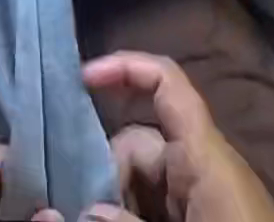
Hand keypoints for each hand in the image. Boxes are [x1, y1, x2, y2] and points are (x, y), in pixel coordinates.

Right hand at [80, 52, 273, 221]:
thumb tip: (81, 211)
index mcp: (205, 154)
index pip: (167, 82)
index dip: (127, 67)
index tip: (82, 78)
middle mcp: (201, 165)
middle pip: (140, 142)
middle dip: (102, 168)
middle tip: (68, 205)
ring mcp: (200, 197)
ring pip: (142, 181)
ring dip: (111, 199)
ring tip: (82, 215)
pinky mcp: (200, 219)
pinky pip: (156, 206)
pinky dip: (129, 216)